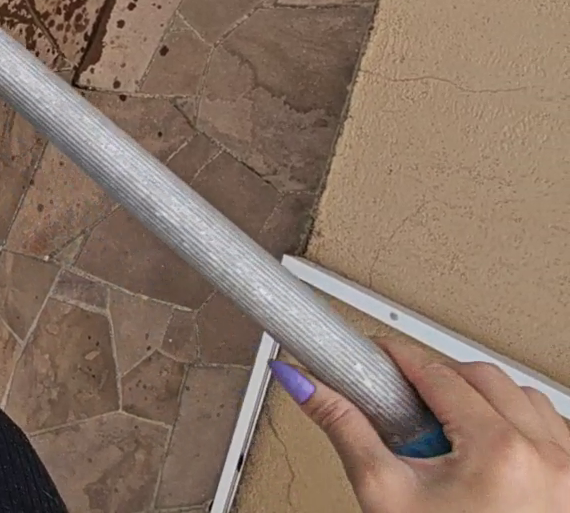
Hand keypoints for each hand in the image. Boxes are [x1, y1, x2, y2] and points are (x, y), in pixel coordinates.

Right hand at [281, 339, 569, 511]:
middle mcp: (551, 460)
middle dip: (439, 373)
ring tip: (448, 418)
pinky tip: (489, 442)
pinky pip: (559, 435)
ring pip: (530, 401)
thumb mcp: (383, 488)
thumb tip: (299, 381)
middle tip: (403, 389)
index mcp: (501, 451)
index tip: (375, 354)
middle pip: (486, 377)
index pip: (437, 372)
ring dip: (486, 396)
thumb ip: (340, 424)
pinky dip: (522, 424)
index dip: (396, 355)